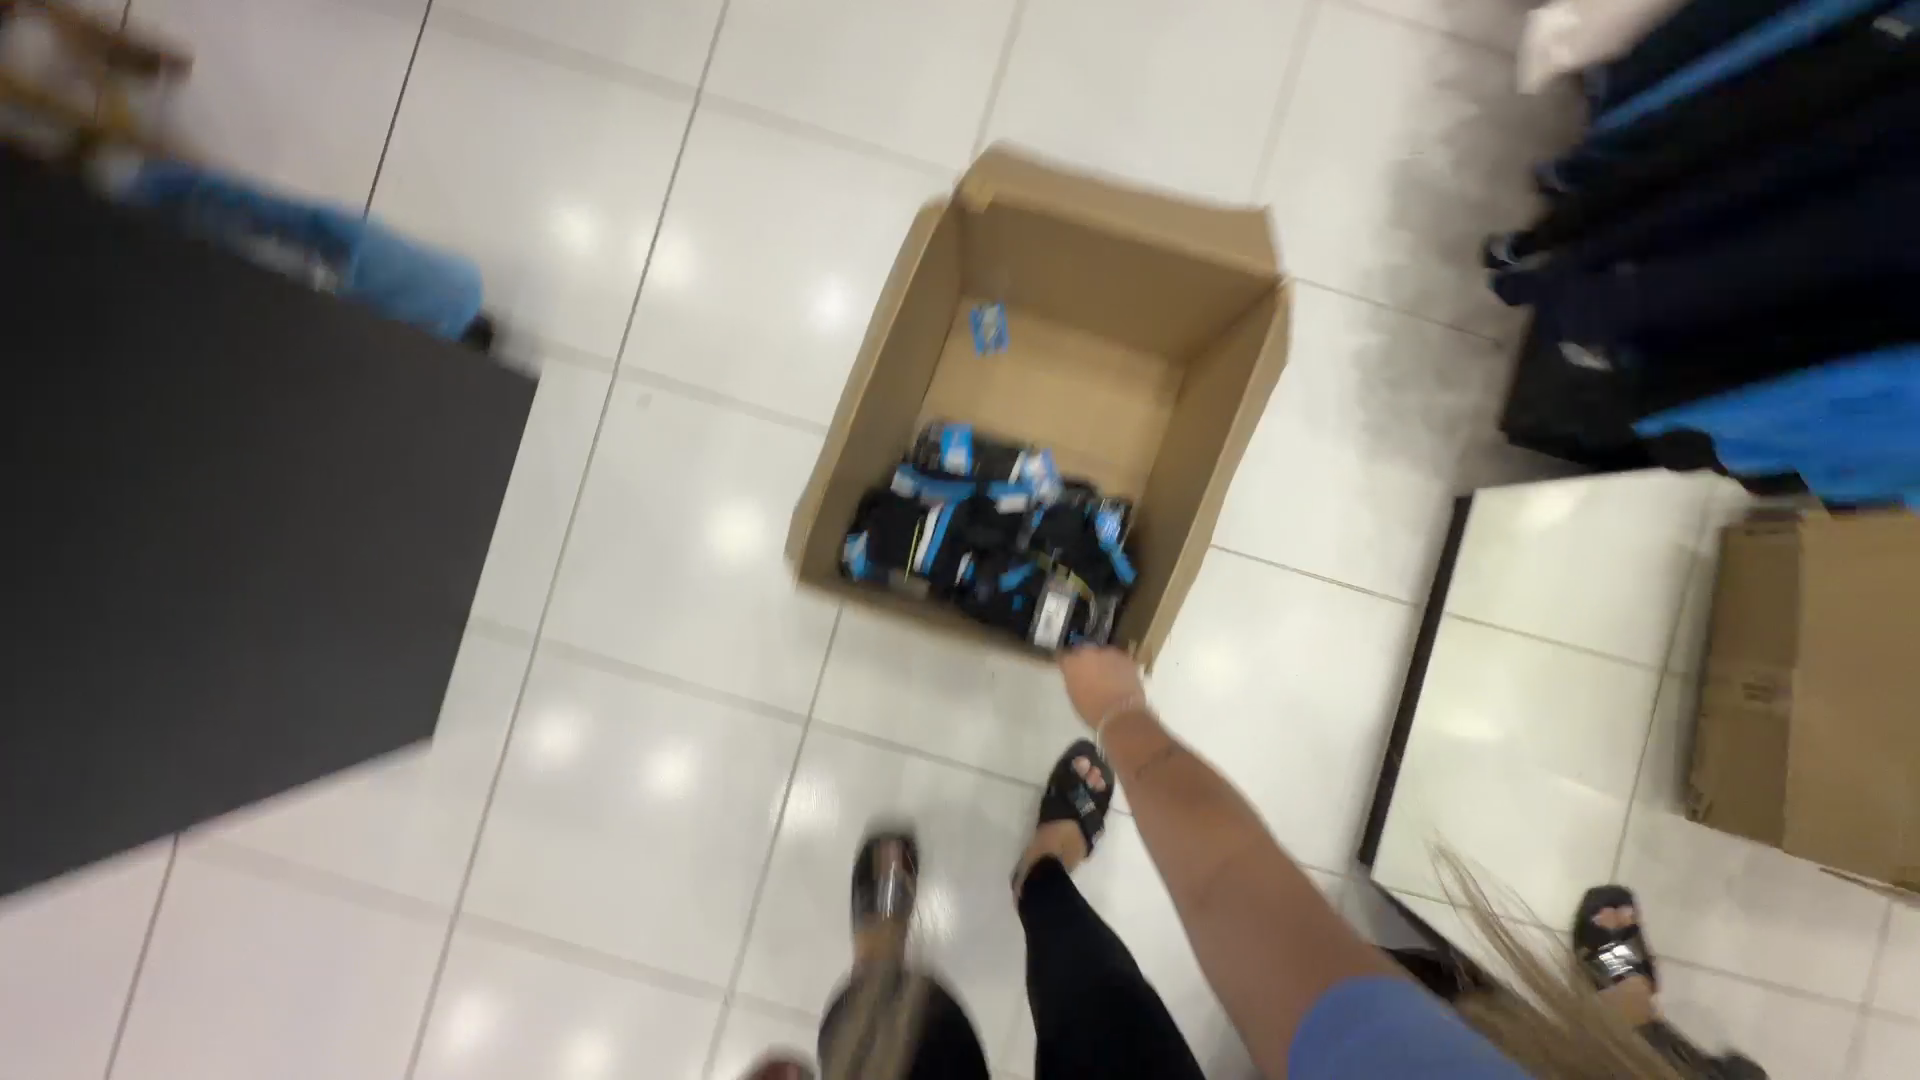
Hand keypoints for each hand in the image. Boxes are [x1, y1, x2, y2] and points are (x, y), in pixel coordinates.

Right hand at [1057, 646, 1146, 728]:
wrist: (1120, 713)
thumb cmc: (1092, 710)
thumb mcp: (1074, 695)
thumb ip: (1073, 679)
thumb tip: (1076, 675)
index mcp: (1071, 663)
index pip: (1065, 657)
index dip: (1069, 664)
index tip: (1071, 670)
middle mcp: (1087, 652)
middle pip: (1084, 652)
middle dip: (1086, 660)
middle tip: (1090, 673)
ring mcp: (1107, 652)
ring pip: (1103, 654)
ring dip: (1103, 662)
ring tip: (1108, 676)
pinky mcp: (1124, 657)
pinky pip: (1118, 659)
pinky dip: (1117, 666)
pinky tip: (1120, 678)